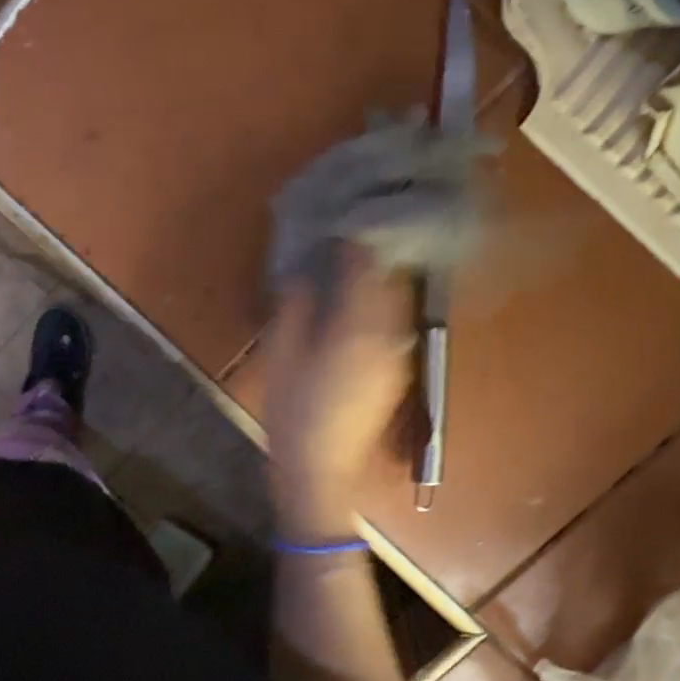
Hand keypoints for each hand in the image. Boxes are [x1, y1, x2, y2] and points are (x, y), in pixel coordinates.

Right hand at [264, 248, 413, 538]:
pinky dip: (379, 301)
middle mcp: (390, 331)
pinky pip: (392, 320)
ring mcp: (398, 351)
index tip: (344, 212)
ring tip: (353, 259)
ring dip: (380, 274)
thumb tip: (304, 274)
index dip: (358, 233)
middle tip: (350, 228)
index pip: (368, 262)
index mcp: (360, 323)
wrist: (321, 468)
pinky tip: (357, 301)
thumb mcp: (281, 356)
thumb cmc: (294, 411)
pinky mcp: (395, 368)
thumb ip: (295, 308)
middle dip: (376, 248)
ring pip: (395, 297)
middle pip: (392, 275)